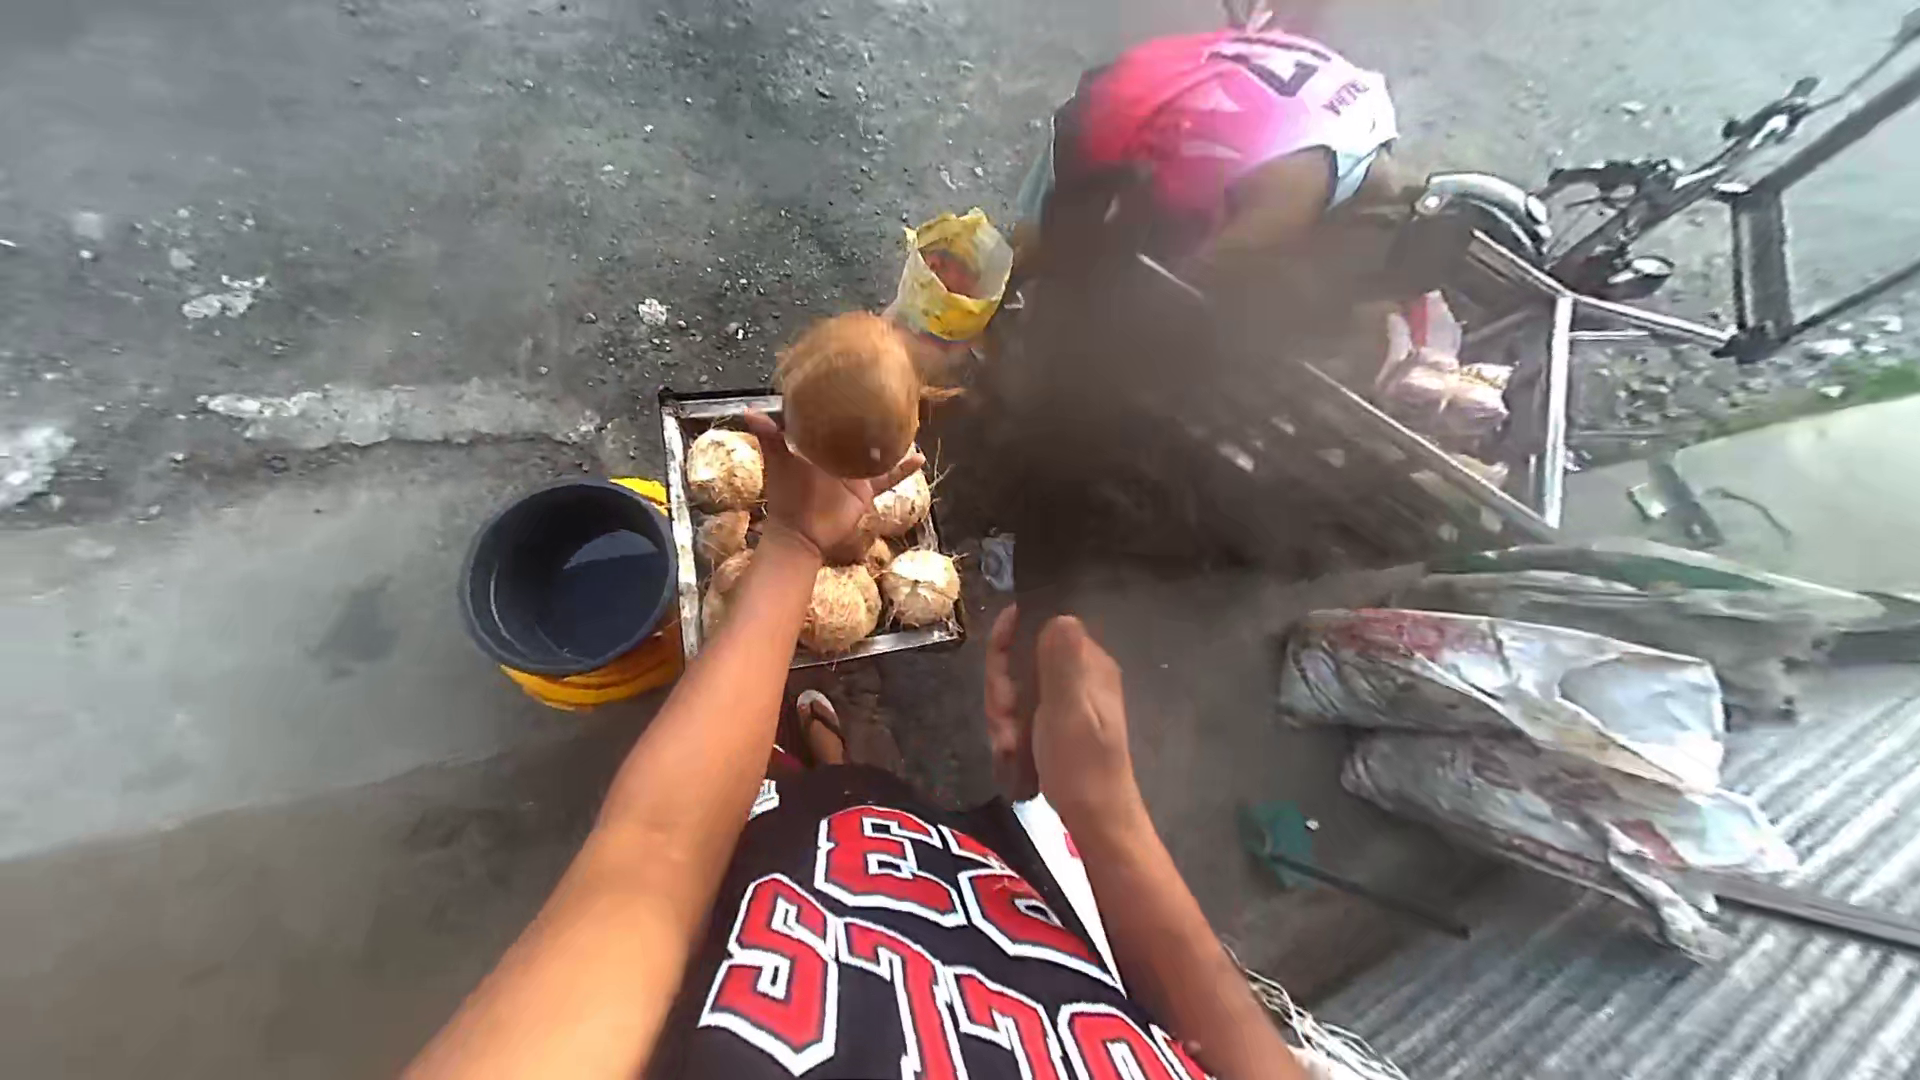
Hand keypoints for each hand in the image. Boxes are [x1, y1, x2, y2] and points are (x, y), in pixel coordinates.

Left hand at [742, 410, 922, 562]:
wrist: (802, 534)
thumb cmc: (789, 494)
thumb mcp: (781, 460)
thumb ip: (770, 437)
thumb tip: (750, 411)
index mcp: (815, 442)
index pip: (825, 416)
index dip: (833, 399)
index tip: (847, 378)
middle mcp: (835, 452)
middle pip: (856, 430)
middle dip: (870, 415)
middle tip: (887, 394)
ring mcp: (853, 471)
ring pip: (876, 450)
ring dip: (891, 438)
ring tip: (908, 421)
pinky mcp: (866, 489)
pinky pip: (888, 477)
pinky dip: (903, 469)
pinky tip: (919, 457)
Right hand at [984, 606, 1140, 824]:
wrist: (1096, 819)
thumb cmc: (1083, 764)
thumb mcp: (1070, 709)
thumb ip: (1063, 661)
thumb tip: (1060, 614)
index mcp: (1086, 663)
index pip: (1038, 631)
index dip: (1008, 645)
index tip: (997, 668)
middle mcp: (1077, 674)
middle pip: (1020, 661)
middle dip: (1002, 691)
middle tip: (1004, 722)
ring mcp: (1066, 699)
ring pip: (1014, 688)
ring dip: (1002, 715)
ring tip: (1007, 743)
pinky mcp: (1055, 722)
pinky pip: (1020, 711)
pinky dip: (1010, 730)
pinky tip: (1010, 751)